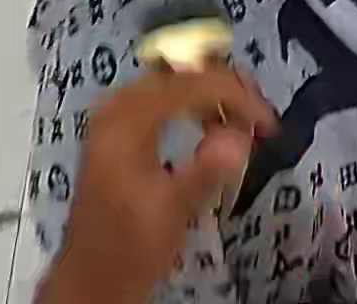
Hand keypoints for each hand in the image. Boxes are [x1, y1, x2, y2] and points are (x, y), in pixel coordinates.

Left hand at [42, 69, 275, 303]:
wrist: (89, 283)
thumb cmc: (128, 250)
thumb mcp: (171, 213)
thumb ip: (206, 170)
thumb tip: (242, 135)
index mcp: (127, 120)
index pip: (194, 84)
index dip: (238, 96)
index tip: (267, 122)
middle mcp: (121, 103)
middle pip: (189, 73)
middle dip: (231, 90)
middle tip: (261, 117)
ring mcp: (121, 109)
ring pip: (184, 80)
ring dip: (219, 96)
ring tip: (246, 122)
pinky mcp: (127, 122)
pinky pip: (173, 94)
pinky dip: (200, 104)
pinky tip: (217, 125)